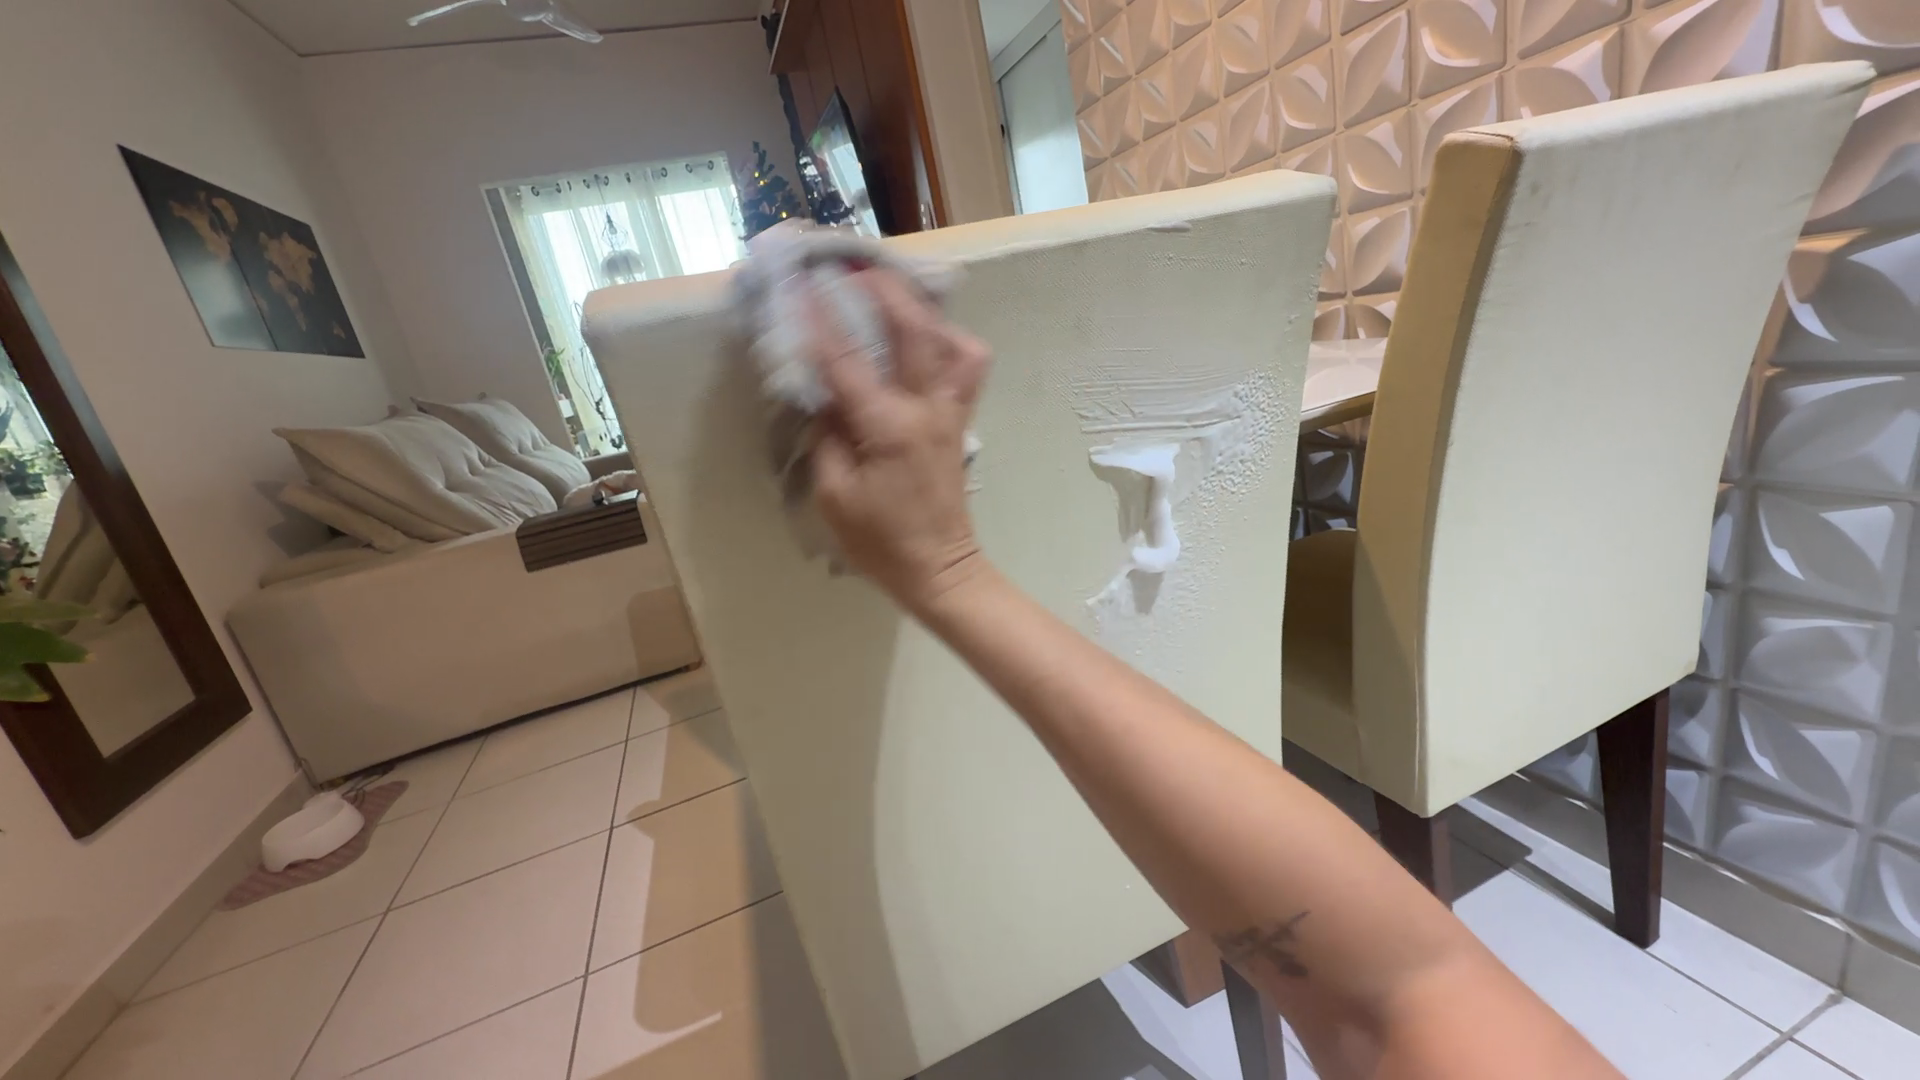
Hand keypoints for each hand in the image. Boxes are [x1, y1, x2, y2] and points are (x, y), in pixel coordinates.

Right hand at [810, 270, 991, 615]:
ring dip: (924, 312)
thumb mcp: (834, 494)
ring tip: (893, 300)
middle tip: (853, 270)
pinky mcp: (961, 421)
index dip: (820, 318)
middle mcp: (927, 408)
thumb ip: (826, 436)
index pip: (847, 360)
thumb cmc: (880, 542)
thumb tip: (823, 394)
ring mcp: (952, 413)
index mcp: (889, 427)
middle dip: (884, 289)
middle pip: (915, 329)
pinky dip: (950, 344)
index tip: (802, 284)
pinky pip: (967, 369)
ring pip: (955, 342)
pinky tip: (925, 342)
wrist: (939, 569)